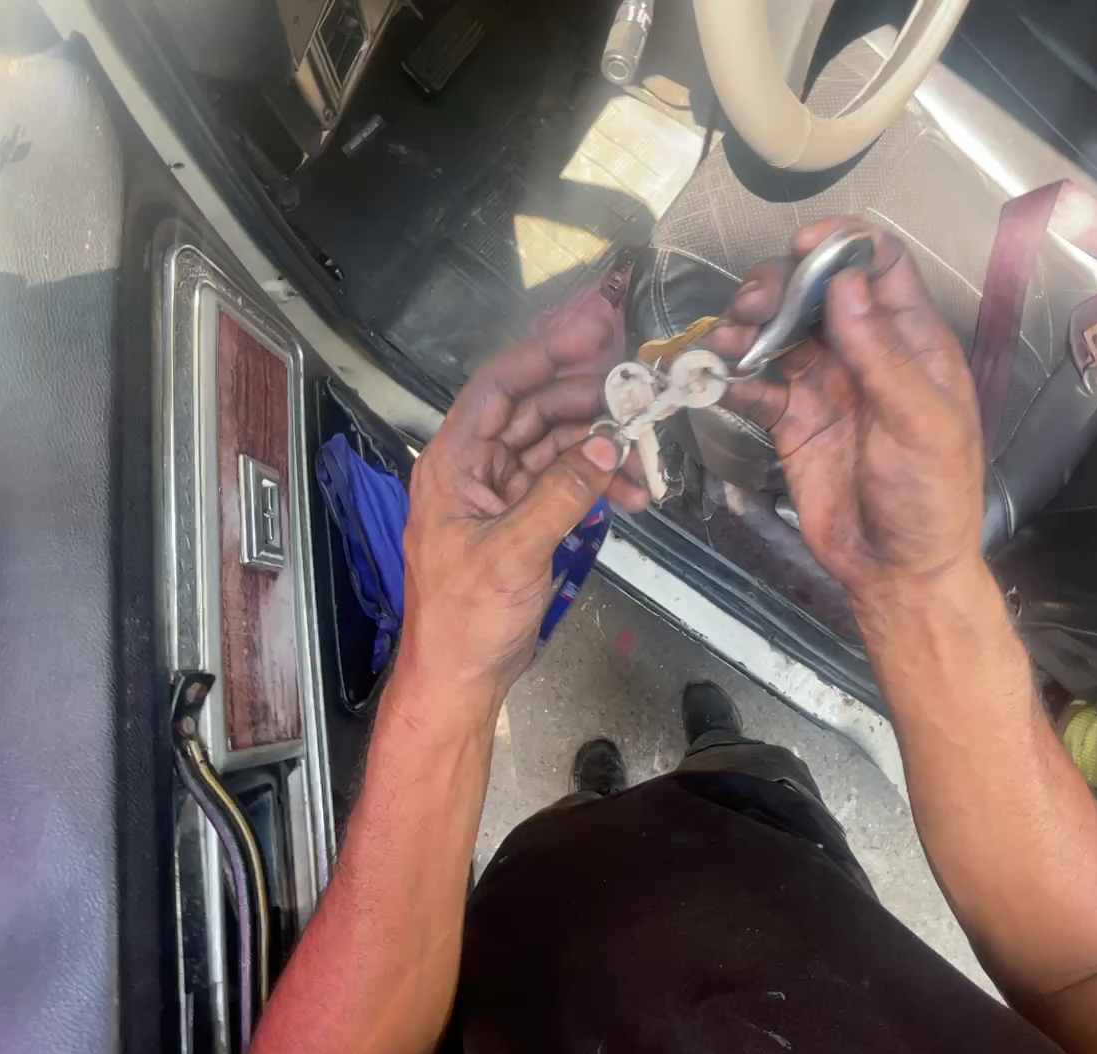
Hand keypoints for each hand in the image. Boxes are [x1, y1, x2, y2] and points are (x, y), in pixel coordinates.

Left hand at [397, 310, 650, 706]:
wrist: (462, 675)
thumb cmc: (468, 616)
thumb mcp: (513, 551)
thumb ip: (560, 494)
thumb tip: (606, 446)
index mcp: (455, 462)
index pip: (498, 388)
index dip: (544, 356)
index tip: (594, 335)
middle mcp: (478, 468)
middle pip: (535, 411)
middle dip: (586, 402)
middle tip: (637, 395)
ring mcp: (504, 493)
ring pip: (556, 448)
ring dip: (598, 448)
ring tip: (642, 452)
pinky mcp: (526, 519)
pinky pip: (565, 486)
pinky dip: (596, 486)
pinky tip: (630, 495)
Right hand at [708, 218, 986, 606]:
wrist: (895, 567)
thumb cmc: (929, 498)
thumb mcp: (920, 424)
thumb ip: (883, 355)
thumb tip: (844, 284)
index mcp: (910, 343)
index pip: (878, 267)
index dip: (841, 247)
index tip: (803, 249)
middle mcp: (863, 355)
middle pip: (815, 293)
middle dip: (779, 286)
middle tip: (752, 305)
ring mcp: (824, 387)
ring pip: (779, 334)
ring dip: (749, 328)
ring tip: (729, 341)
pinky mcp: (791, 421)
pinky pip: (756, 387)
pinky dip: (732, 379)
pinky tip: (717, 382)